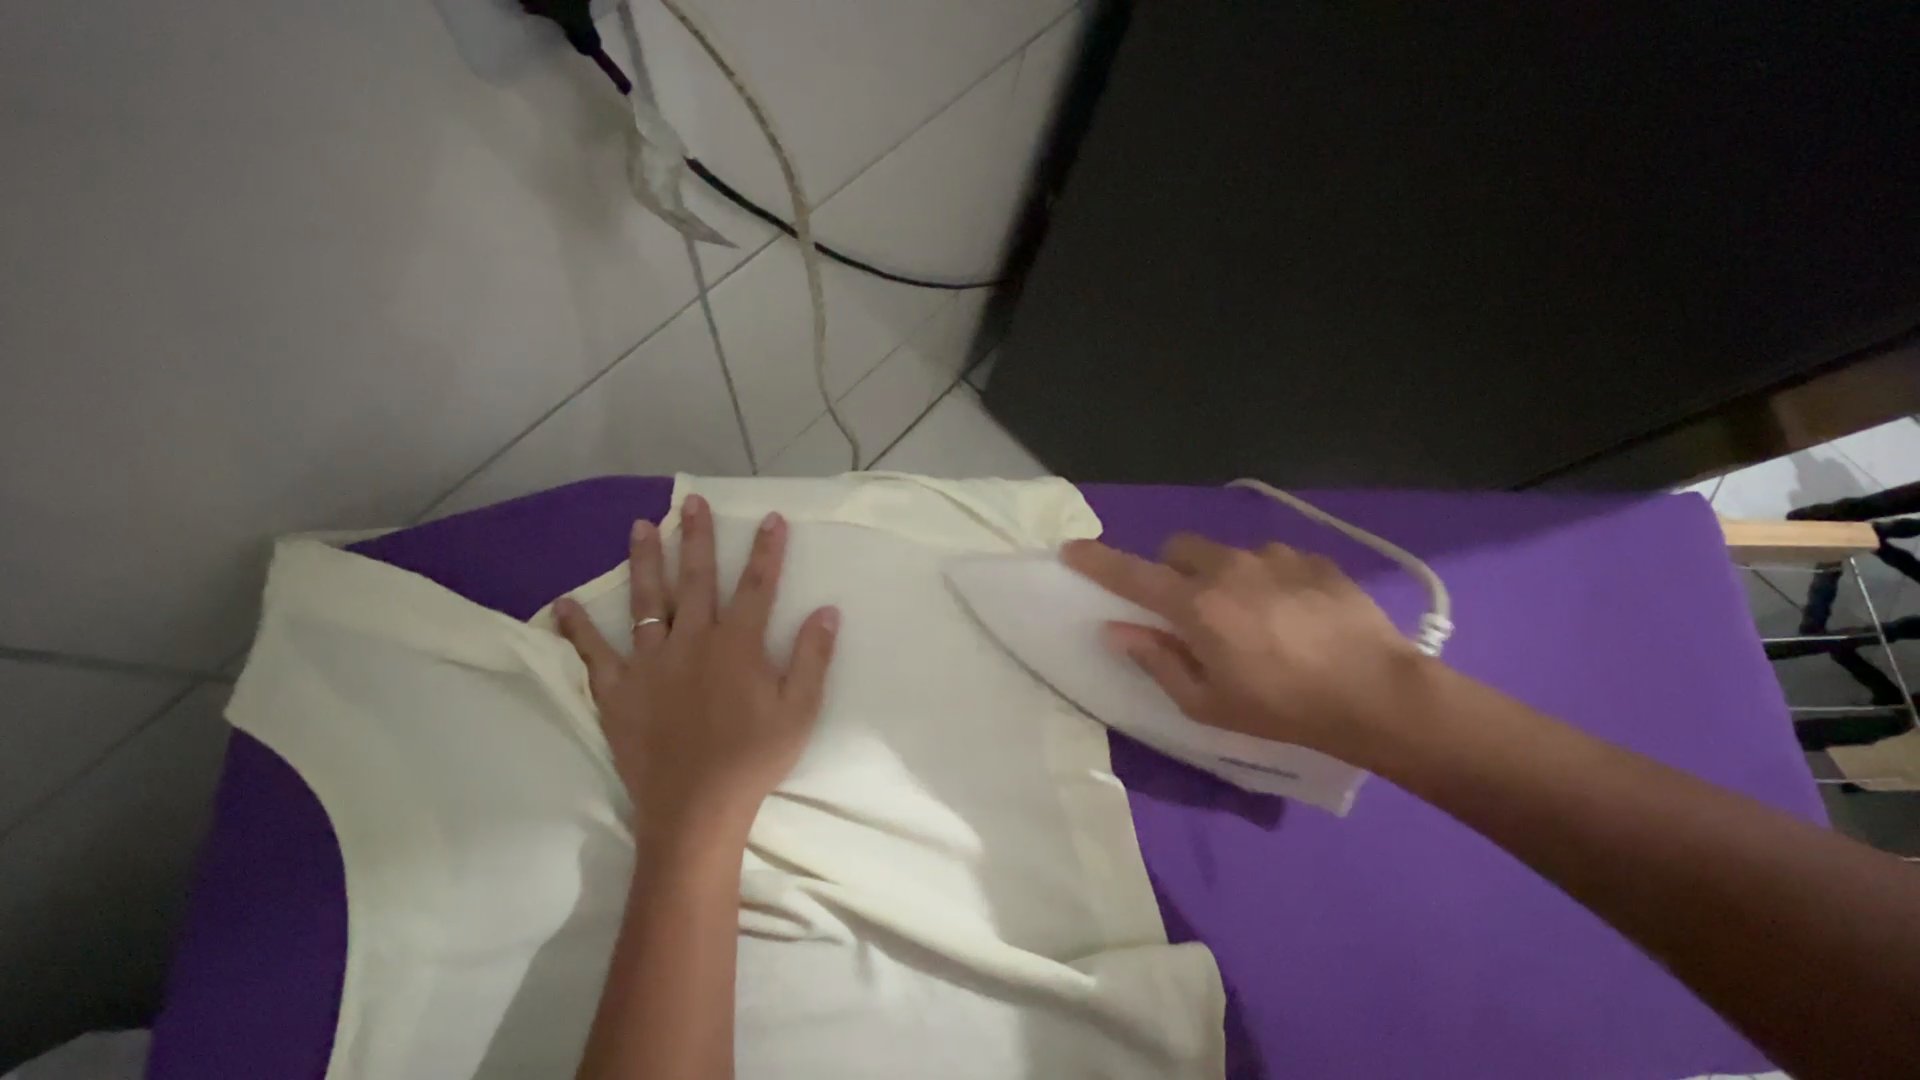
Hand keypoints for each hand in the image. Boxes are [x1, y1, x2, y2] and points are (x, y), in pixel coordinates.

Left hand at [555, 495, 839, 850]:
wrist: (696, 809)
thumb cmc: (754, 759)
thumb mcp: (799, 711)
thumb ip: (812, 657)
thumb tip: (827, 610)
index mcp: (738, 645)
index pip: (756, 586)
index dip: (766, 551)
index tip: (770, 517)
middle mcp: (692, 641)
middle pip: (696, 579)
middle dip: (697, 538)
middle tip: (691, 502)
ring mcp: (650, 664)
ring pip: (646, 601)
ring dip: (645, 561)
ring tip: (641, 526)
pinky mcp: (619, 691)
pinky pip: (594, 654)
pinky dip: (578, 629)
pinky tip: (563, 604)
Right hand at [1062, 535, 1428, 762]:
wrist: (1378, 693)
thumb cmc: (1283, 707)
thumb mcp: (1208, 703)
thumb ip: (1157, 660)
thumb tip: (1116, 630)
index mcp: (1196, 605)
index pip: (1131, 574)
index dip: (1097, 562)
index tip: (1070, 549)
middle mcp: (1229, 567)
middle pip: (1179, 549)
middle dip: (1172, 571)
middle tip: (1188, 609)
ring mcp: (1275, 557)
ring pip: (1228, 553)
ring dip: (1223, 576)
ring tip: (1253, 617)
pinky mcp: (1314, 559)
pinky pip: (1273, 559)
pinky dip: (1267, 579)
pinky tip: (1295, 615)